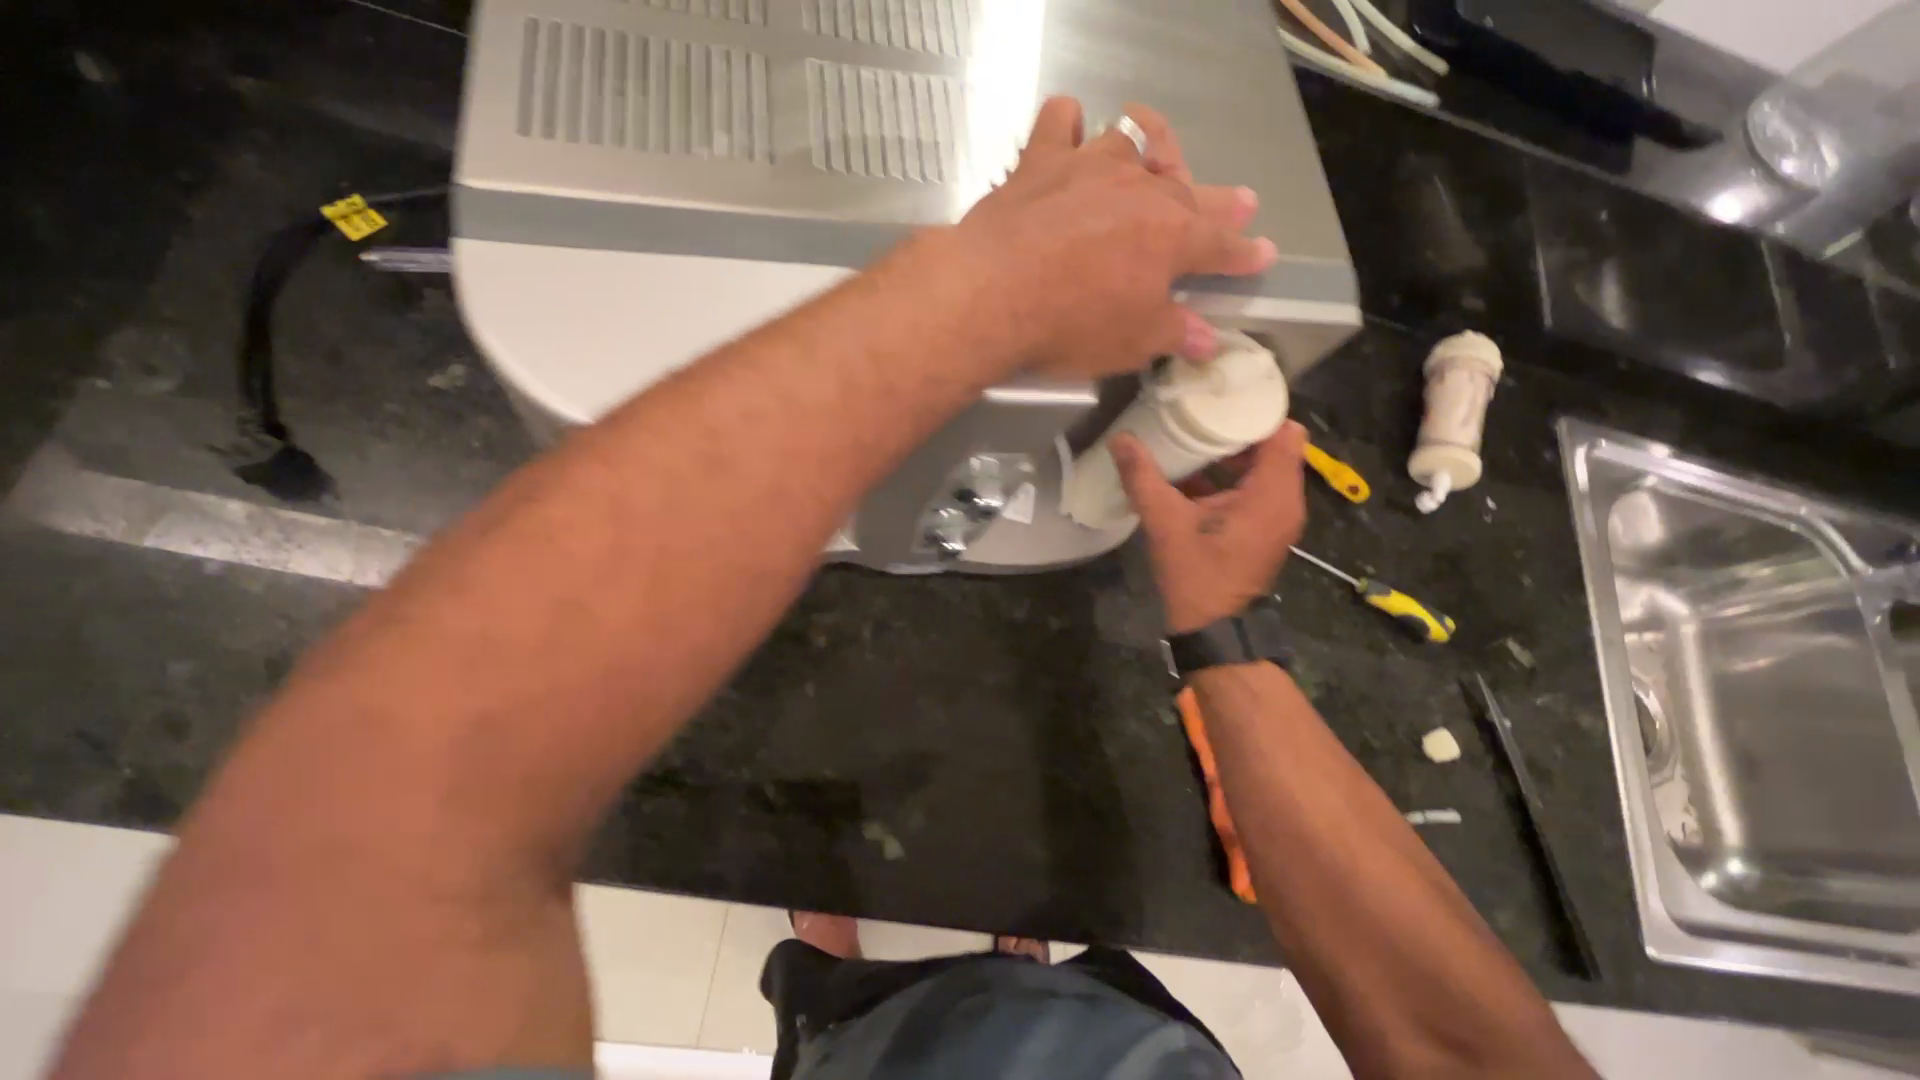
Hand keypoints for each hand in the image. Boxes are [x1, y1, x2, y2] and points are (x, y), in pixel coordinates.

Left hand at [956, 98, 1276, 377]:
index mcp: (1173, 238)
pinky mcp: (1041, 159)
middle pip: (1190, 191)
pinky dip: (1070, 125)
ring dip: (1154, 148)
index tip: (1263, 252)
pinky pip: (1061, 121)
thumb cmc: (1070, 324)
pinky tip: (1071, 133)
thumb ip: (1172, 333)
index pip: (1221, 245)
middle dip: (1219, 201)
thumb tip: (1206, 338)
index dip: (1244, 253)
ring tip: (1161, 156)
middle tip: (1240, 201)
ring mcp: (1091, 166)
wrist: (992, 293)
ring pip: (1135, 140)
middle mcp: (1141, 190)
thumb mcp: (1131, 343)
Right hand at [1113, 422, 1308, 634]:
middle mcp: (1285, 500)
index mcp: (1273, 493)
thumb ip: (1143, 477)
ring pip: (1263, 468)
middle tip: (1202, 410)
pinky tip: (1193, 471)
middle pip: (1273, 446)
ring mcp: (1276, 517)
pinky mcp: (1264, 529)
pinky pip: (1255, 489)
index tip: (1224, 396)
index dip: (1257, 410)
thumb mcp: (1165, 522)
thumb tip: (1120, 439)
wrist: (1212, 627)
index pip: (1284, 431)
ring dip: (1232, 453)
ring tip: (1194, 434)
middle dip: (1238, 428)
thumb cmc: (1196, 573)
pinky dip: (1230, 478)